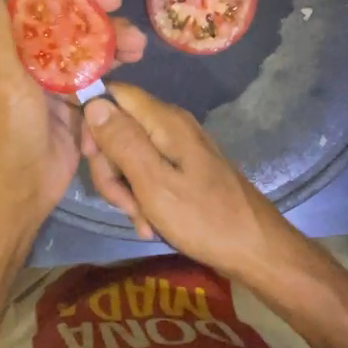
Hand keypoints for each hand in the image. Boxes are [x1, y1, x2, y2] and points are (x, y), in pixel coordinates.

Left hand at [0, 0, 146, 227]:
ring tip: (137, 42)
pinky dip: (114, 66)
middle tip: (119, 3)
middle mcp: (28, 60)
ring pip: (85, 47)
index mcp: (7, 49)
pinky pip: (96, 76)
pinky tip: (134, 61)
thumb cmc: (9, 130)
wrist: (24, 187)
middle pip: (65, 21)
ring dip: (111, 38)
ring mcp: (52, 82)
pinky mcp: (73, 104)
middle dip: (93, 8)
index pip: (32, 2)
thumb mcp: (1, 76)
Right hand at [80, 83, 312, 282]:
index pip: (112, 95)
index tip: (89, 156)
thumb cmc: (205, 219)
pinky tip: (150, 222)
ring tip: (141, 219)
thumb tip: (93, 103)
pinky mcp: (184, 169)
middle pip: (117, 129)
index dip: (92, 120)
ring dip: (125, 189)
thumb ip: (122, 142)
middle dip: (109, 167)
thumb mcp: (154, 183)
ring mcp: (178, 148)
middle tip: (122, 202)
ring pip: (128, 154)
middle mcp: (170, 126)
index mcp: (164, 121)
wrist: (258, 252)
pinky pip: (147, 171)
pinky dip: (141, 196)